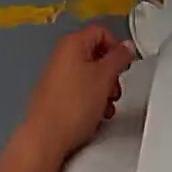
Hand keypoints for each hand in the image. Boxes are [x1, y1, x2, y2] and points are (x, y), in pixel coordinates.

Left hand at [15, 24, 135, 163]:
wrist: (45, 139)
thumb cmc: (74, 104)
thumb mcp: (105, 77)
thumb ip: (119, 57)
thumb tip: (127, 46)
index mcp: (73, 42)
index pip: (102, 32)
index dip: (116, 48)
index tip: (123, 66)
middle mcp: (62, 54)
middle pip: (96, 54)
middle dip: (110, 73)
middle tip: (114, 90)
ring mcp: (56, 75)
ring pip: (89, 74)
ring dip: (102, 89)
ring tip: (105, 107)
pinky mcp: (54, 95)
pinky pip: (78, 89)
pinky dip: (90, 99)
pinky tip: (94, 116)